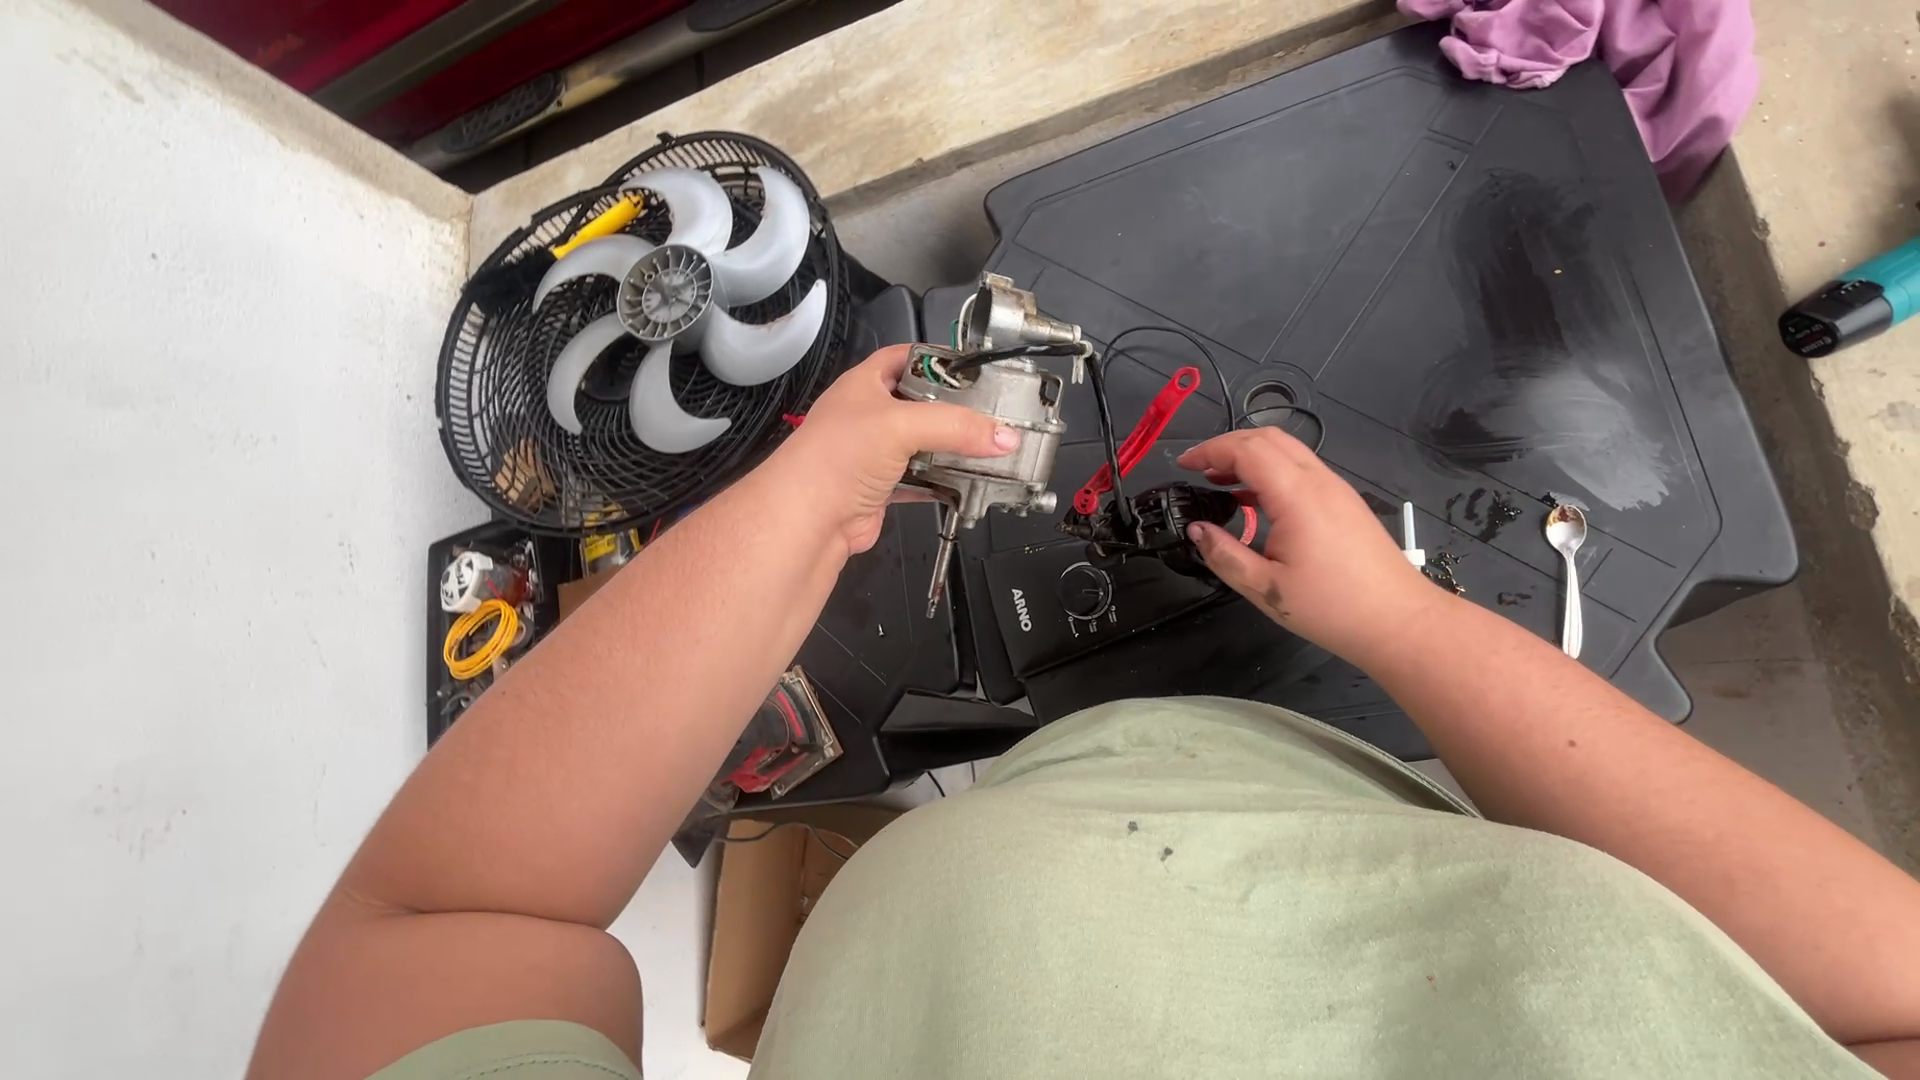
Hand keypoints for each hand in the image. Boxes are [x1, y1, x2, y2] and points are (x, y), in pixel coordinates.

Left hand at [764, 345, 1020, 554]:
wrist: (809, 518)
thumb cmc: (837, 457)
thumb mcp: (901, 425)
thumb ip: (957, 427)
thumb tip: (1004, 437)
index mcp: (865, 385)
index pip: (904, 357)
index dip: (936, 358)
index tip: (972, 368)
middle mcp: (868, 416)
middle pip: (920, 405)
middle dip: (953, 410)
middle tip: (989, 414)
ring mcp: (874, 454)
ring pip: (922, 446)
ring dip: (950, 450)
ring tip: (987, 449)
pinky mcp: (881, 488)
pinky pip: (921, 481)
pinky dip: (942, 483)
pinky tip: (965, 484)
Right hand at [1176, 428, 1442, 662]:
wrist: (1400, 621)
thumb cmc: (1331, 608)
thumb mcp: (1265, 589)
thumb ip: (1224, 555)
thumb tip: (1196, 531)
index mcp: (1297, 496)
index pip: (1247, 450)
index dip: (1210, 451)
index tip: (1183, 466)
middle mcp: (1318, 481)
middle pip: (1268, 438)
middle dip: (1226, 445)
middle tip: (1197, 468)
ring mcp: (1336, 489)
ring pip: (1287, 449)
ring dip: (1249, 455)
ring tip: (1218, 480)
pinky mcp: (1344, 502)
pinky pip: (1300, 468)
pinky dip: (1269, 469)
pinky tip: (1251, 498)